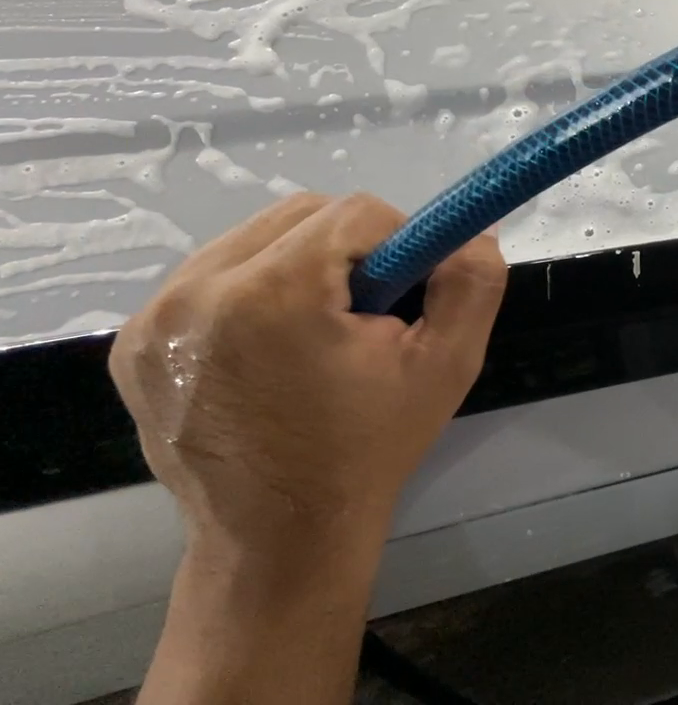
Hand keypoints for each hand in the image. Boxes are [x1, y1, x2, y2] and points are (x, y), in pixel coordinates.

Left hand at [110, 193, 506, 554]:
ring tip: (327, 328)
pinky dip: (263, 285)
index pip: (355, 212)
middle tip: (375, 310)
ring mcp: (152, 318)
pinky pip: (217, 272)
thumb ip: (473, 283)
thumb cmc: (370, 445)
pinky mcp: (134, 341)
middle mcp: (193, 294)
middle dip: (354, 247)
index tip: (410, 294)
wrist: (280, 534)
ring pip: (257, 236)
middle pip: (301, 212)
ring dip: (308, 261)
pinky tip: (281, 341)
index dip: (402, 241)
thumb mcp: (449, 362)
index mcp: (268, 296)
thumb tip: (472, 233)